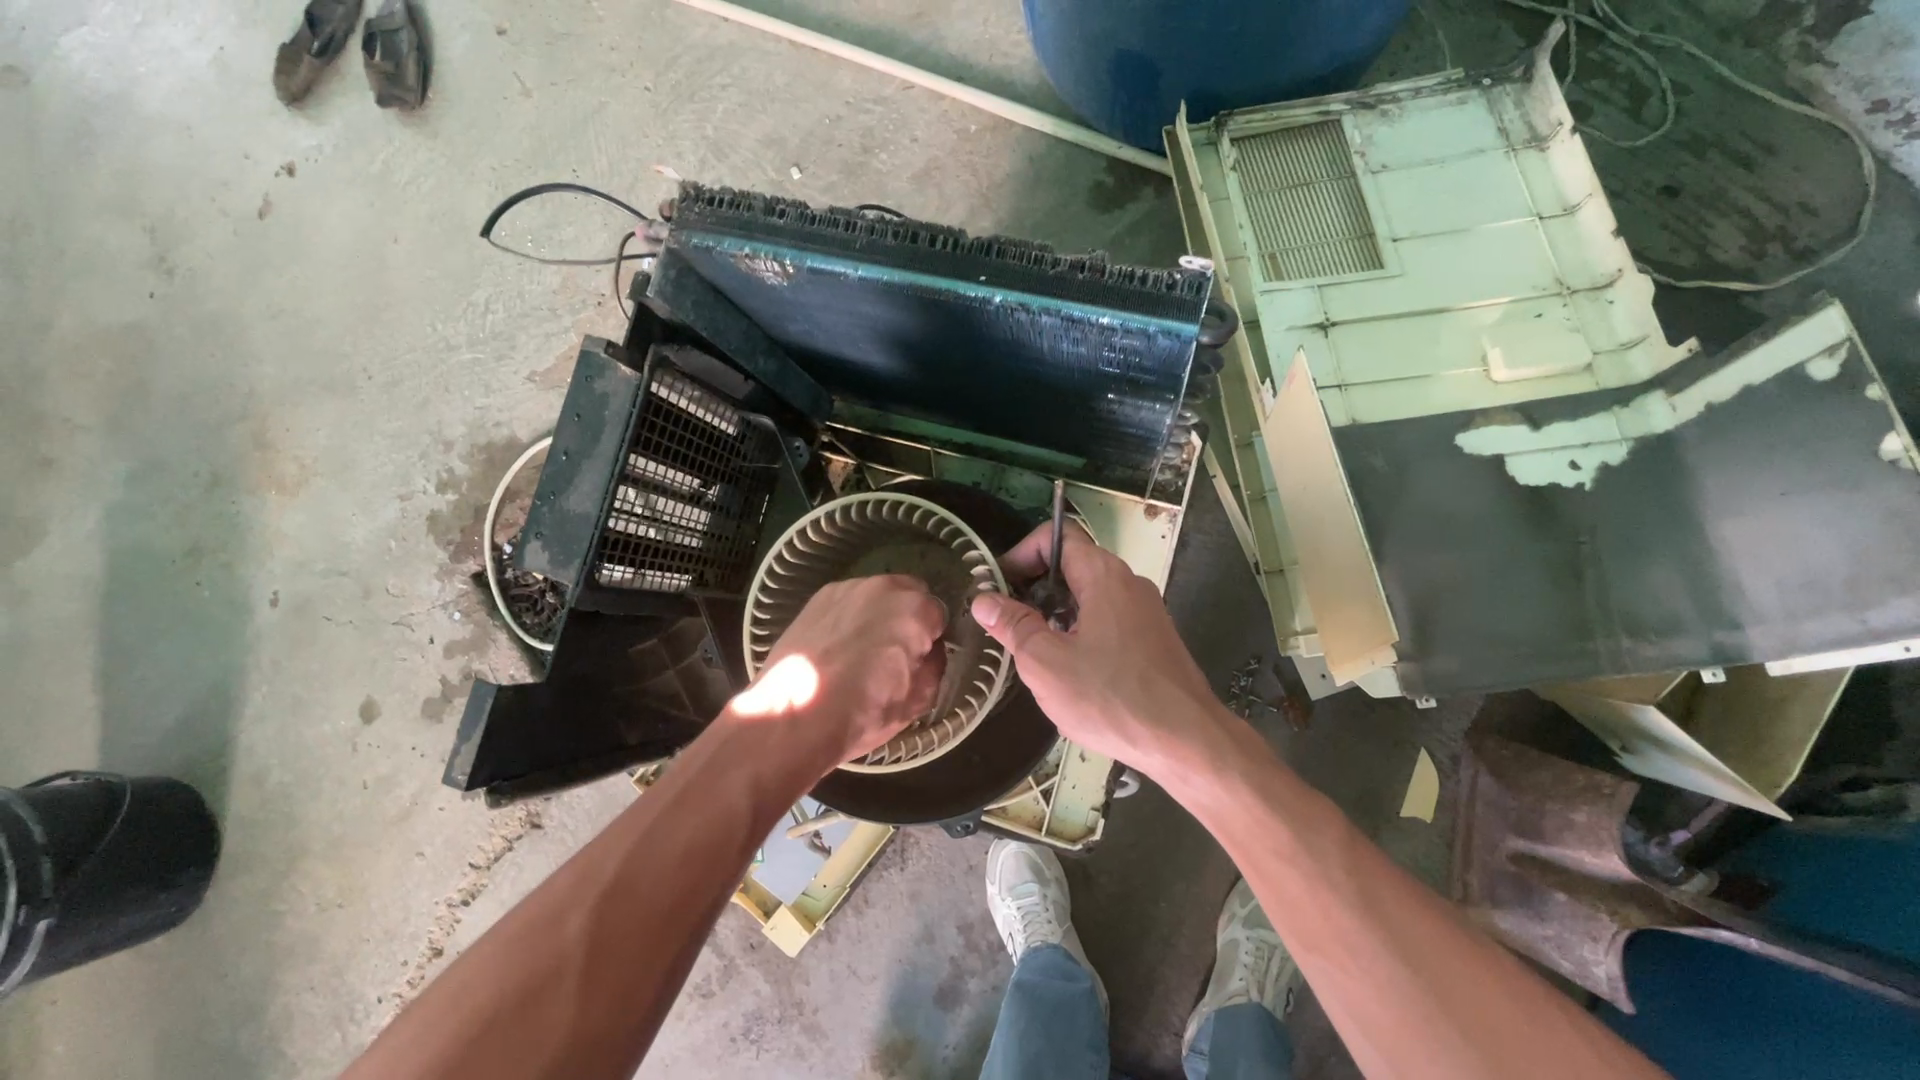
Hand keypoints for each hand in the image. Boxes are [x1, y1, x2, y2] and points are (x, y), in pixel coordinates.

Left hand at [732, 574, 946, 769]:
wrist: (791, 718)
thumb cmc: (862, 713)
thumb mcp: (918, 700)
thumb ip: (934, 665)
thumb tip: (928, 651)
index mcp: (914, 609)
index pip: (939, 616)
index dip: (931, 640)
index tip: (919, 661)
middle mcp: (882, 588)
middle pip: (909, 595)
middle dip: (908, 619)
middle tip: (893, 655)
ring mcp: (846, 589)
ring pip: (876, 597)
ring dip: (878, 616)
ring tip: (861, 653)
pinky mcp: (816, 599)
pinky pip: (848, 604)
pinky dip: (850, 619)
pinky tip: (838, 649)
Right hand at [969, 523, 1228, 775]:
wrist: (1186, 740)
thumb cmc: (1111, 697)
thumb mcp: (1046, 663)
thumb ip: (1013, 626)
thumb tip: (984, 600)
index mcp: (1103, 575)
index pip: (1056, 536)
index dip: (1021, 554)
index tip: (999, 589)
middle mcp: (1129, 583)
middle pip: (1072, 566)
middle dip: (1034, 590)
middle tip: (1009, 625)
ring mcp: (1146, 612)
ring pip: (1089, 598)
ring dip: (1056, 617)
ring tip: (1036, 655)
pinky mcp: (1154, 641)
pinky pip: (1108, 623)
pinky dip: (1081, 634)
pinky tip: (1071, 675)